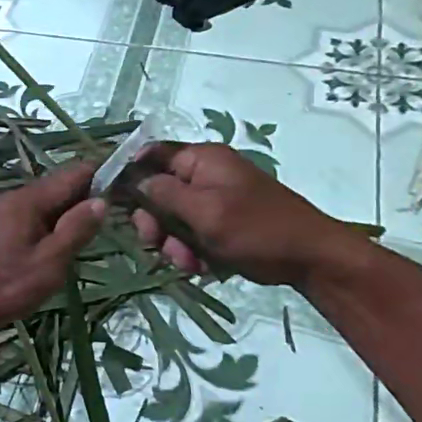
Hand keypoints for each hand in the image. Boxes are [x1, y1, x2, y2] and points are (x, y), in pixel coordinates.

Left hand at [0, 163, 106, 332]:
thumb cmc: (11, 286)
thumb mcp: (51, 261)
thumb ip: (77, 228)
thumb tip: (101, 200)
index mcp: (26, 200)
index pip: (70, 174)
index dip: (98, 176)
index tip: (121, 188)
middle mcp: (11, 197)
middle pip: (56, 186)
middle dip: (82, 197)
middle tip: (107, 219)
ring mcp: (0, 211)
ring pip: (43, 201)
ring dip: (65, 212)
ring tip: (85, 235)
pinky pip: (30, 214)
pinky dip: (48, 222)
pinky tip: (57, 244)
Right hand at [131, 142, 362, 285]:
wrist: (310, 259)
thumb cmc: (257, 228)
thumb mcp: (205, 210)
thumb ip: (164, 193)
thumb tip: (133, 180)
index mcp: (202, 159)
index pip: (151, 154)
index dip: (129, 174)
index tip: (112, 201)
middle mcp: (205, 174)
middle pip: (157, 192)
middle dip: (155, 221)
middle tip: (156, 243)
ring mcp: (214, 200)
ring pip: (172, 219)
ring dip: (173, 243)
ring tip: (189, 263)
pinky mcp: (221, 224)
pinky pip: (191, 235)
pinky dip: (191, 252)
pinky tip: (202, 268)